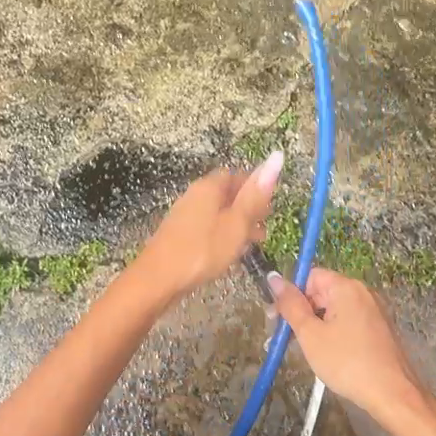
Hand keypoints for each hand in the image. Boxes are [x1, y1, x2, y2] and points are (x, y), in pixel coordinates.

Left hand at [133, 151, 283, 297]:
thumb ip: (256, 194)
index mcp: (209, 187)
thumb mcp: (237, 223)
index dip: (255, 187)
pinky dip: (221, 234)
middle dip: (247, 208)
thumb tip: (277, 156)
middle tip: (264, 228)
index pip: (236, 174)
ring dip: (236, 224)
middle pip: (226, 193)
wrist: (158, 278)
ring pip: (217, 212)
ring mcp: (184, 214)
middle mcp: (194, 195)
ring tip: (252, 244)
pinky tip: (228, 253)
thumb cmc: (203, 250)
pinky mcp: (179, 233)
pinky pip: (206, 226)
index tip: (270, 207)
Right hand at [268, 268, 427, 419]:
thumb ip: (290, 305)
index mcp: (346, 287)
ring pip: (334, 310)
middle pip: (322, 292)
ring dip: (315, 325)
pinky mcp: (379, 329)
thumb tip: (273, 277)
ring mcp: (374, 311)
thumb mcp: (310, 334)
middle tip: (285, 338)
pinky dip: (333, 332)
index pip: (310, 276)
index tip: (277, 319)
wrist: (392, 394)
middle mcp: (363, 293)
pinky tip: (326, 354)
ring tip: (302, 350)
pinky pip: (348, 322)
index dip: (290, 294)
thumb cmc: (347, 362)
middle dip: (301, 312)